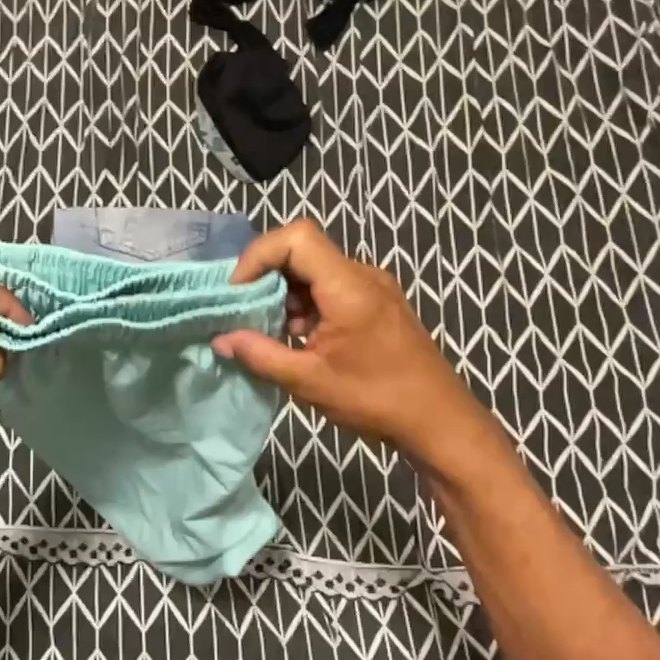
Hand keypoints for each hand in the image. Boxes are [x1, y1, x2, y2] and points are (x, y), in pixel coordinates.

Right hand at [213, 219, 501, 470]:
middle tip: (243, 315)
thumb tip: (222, 340)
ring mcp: (372, 289)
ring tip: (266, 332)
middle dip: (265, 279)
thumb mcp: (308, 381)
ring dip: (283, 296)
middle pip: (302, 251)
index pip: (295, 238)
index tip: (238, 294)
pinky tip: (295, 339)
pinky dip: (304, 307)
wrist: (437, 420)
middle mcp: (362, 276)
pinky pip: (330, 290)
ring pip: (314, 271)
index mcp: (348, 287)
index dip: (258, 257)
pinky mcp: (375, 305)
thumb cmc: (375, 399)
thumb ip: (261, 355)